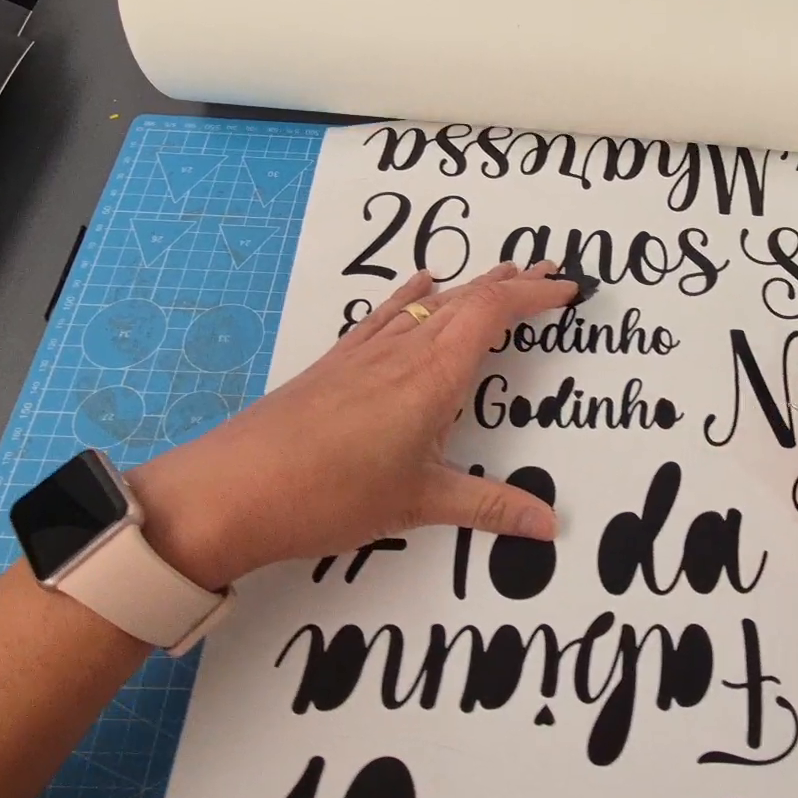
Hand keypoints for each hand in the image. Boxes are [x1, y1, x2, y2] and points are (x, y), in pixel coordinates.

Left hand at [131, 261, 578, 589]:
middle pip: (468, 298)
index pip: (494, 312)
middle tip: (549, 272)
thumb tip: (550, 525)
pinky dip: (414, 296)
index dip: (534, 294)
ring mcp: (367, 352)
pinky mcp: (338, 362)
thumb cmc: (332, 495)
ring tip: (503, 272)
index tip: (567, 288)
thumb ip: (489, 506)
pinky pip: (388, 315)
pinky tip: (421, 284)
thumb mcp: (419, 503)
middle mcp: (404, 350)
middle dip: (514, 283)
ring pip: (431, 304)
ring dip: (472, 286)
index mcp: (434, 375)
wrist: (230, 491)